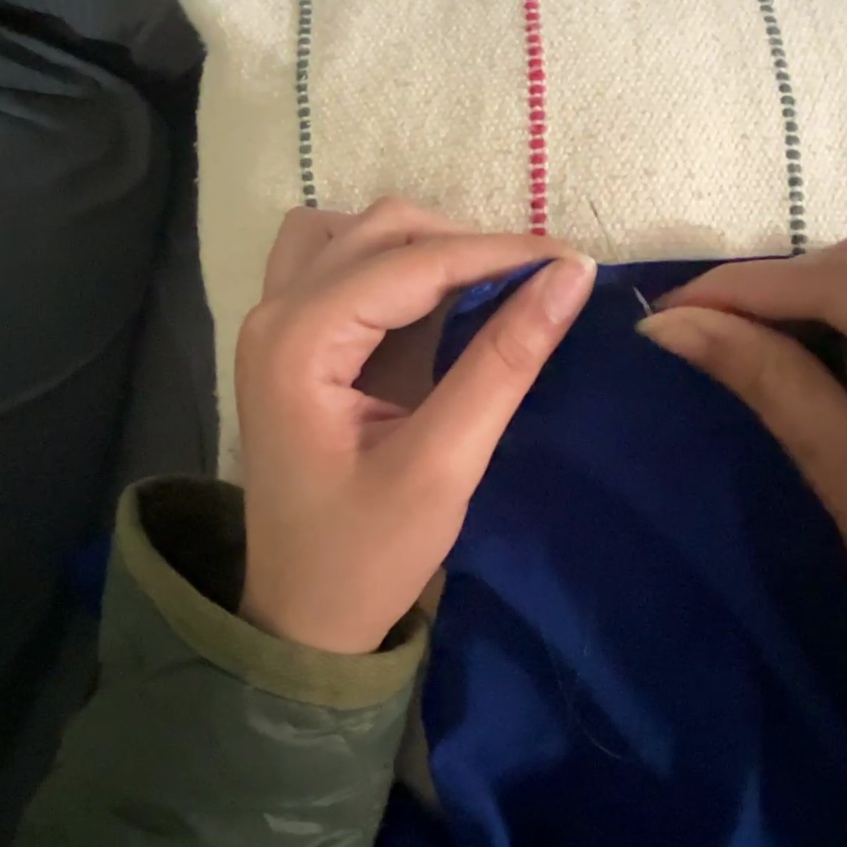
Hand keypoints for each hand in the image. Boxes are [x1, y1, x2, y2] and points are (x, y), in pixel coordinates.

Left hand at [235, 199, 595, 654]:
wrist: (302, 616)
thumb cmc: (367, 555)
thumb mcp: (445, 463)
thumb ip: (504, 362)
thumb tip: (569, 276)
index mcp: (298, 341)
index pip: (413, 263)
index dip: (499, 253)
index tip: (573, 259)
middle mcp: (273, 313)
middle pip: (378, 231)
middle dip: (465, 245)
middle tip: (535, 282)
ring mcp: (273, 323)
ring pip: (353, 234)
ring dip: (422, 245)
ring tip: (483, 285)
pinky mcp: (290, 342)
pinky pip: (340, 265)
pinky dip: (394, 265)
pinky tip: (433, 301)